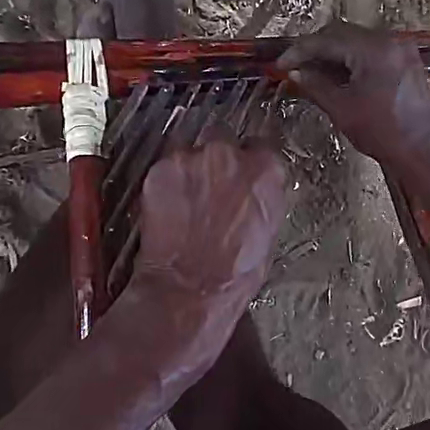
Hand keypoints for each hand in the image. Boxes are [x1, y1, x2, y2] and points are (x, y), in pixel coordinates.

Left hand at [127, 139, 287, 349]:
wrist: (190, 287)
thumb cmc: (234, 273)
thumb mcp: (268, 232)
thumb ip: (262, 199)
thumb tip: (254, 192)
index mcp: (264, 170)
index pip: (260, 148)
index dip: (248, 162)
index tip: (239, 176)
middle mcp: (229, 155)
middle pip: (222, 142)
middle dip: (217, 163)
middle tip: (209, 191)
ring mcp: (192, 158)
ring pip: (191, 153)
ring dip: (190, 171)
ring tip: (186, 203)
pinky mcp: (161, 169)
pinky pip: (165, 168)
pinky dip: (166, 183)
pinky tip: (169, 208)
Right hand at [276, 22, 429, 167]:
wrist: (421, 150)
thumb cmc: (380, 131)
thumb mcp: (341, 108)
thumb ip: (315, 84)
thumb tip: (295, 72)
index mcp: (373, 50)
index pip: (327, 40)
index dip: (299, 51)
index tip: (280, 64)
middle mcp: (389, 41)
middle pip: (342, 32)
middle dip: (315, 47)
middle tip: (294, 65)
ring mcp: (400, 49)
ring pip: (356, 39)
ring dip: (332, 52)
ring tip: (312, 70)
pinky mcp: (405, 60)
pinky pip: (370, 49)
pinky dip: (350, 57)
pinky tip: (336, 73)